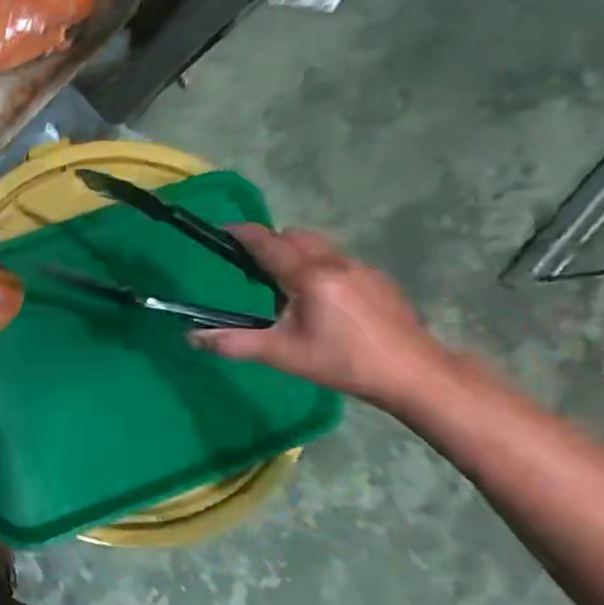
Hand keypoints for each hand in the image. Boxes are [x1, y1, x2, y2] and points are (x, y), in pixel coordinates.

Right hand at [188, 224, 456, 406]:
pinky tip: (321, 301)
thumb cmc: (342, 362)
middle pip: (294, 235)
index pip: (267, 242)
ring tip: (284, 287)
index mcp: (308, 276)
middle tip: (251, 267)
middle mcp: (334, 262)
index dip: (242, 234)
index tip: (222, 231)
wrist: (411, 373)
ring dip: (295, 254)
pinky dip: (319, 267)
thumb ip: (234, 342)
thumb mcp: (282, 354)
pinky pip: (338, 260)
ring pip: (318, 246)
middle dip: (269, 242)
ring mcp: (360, 267)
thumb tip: (192, 337)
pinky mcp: (377, 279)